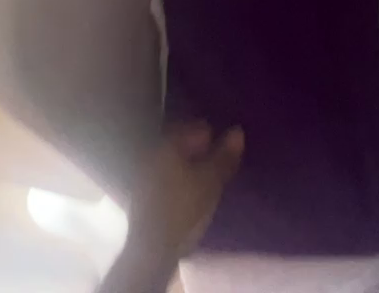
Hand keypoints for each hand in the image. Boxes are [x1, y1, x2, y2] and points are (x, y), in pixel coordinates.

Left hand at [129, 122, 244, 257]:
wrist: (151, 250)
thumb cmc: (183, 210)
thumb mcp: (211, 181)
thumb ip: (224, 156)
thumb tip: (237, 131)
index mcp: (167, 146)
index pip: (192, 128)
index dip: (210, 133)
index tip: (224, 144)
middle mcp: (152, 155)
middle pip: (180, 144)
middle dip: (199, 150)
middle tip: (218, 160)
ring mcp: (144, 177)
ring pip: (172, 162)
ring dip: (188, 166)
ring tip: (206, 178)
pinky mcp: (142, 198)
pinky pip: (165, 178)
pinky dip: (178, 180)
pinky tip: (189, 193)